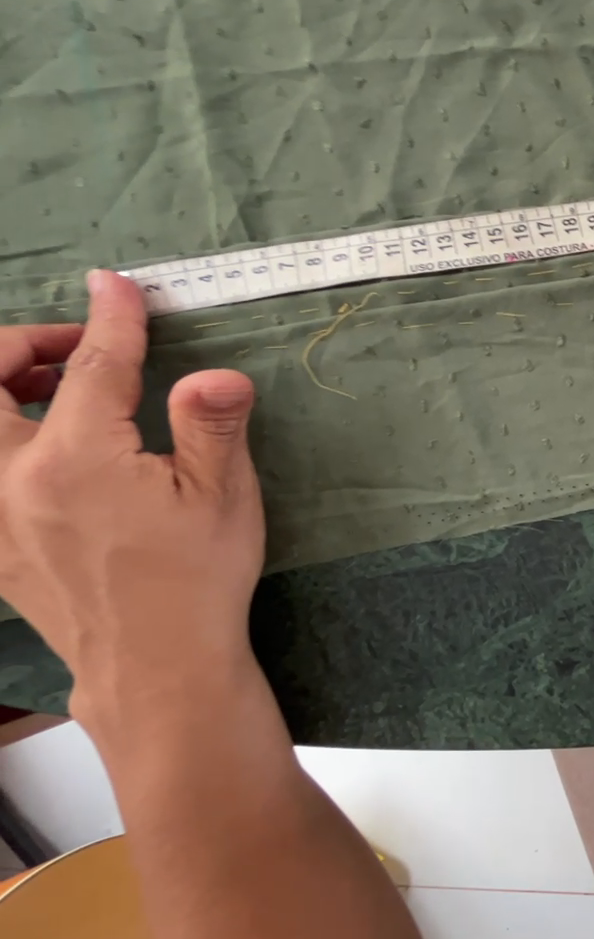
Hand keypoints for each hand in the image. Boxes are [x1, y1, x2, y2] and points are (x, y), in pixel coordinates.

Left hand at [0, 269, 265, 726]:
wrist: (154, 655)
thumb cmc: (202, 571)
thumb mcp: (227, 498)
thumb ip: (211, 428)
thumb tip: (217, 372)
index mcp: (77, 460)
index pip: (92, 369)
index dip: (110, 320)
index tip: (117, 284)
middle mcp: (7, 475)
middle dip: (16, 344)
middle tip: (75, 344)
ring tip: (50, 385)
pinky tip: (36, 444)